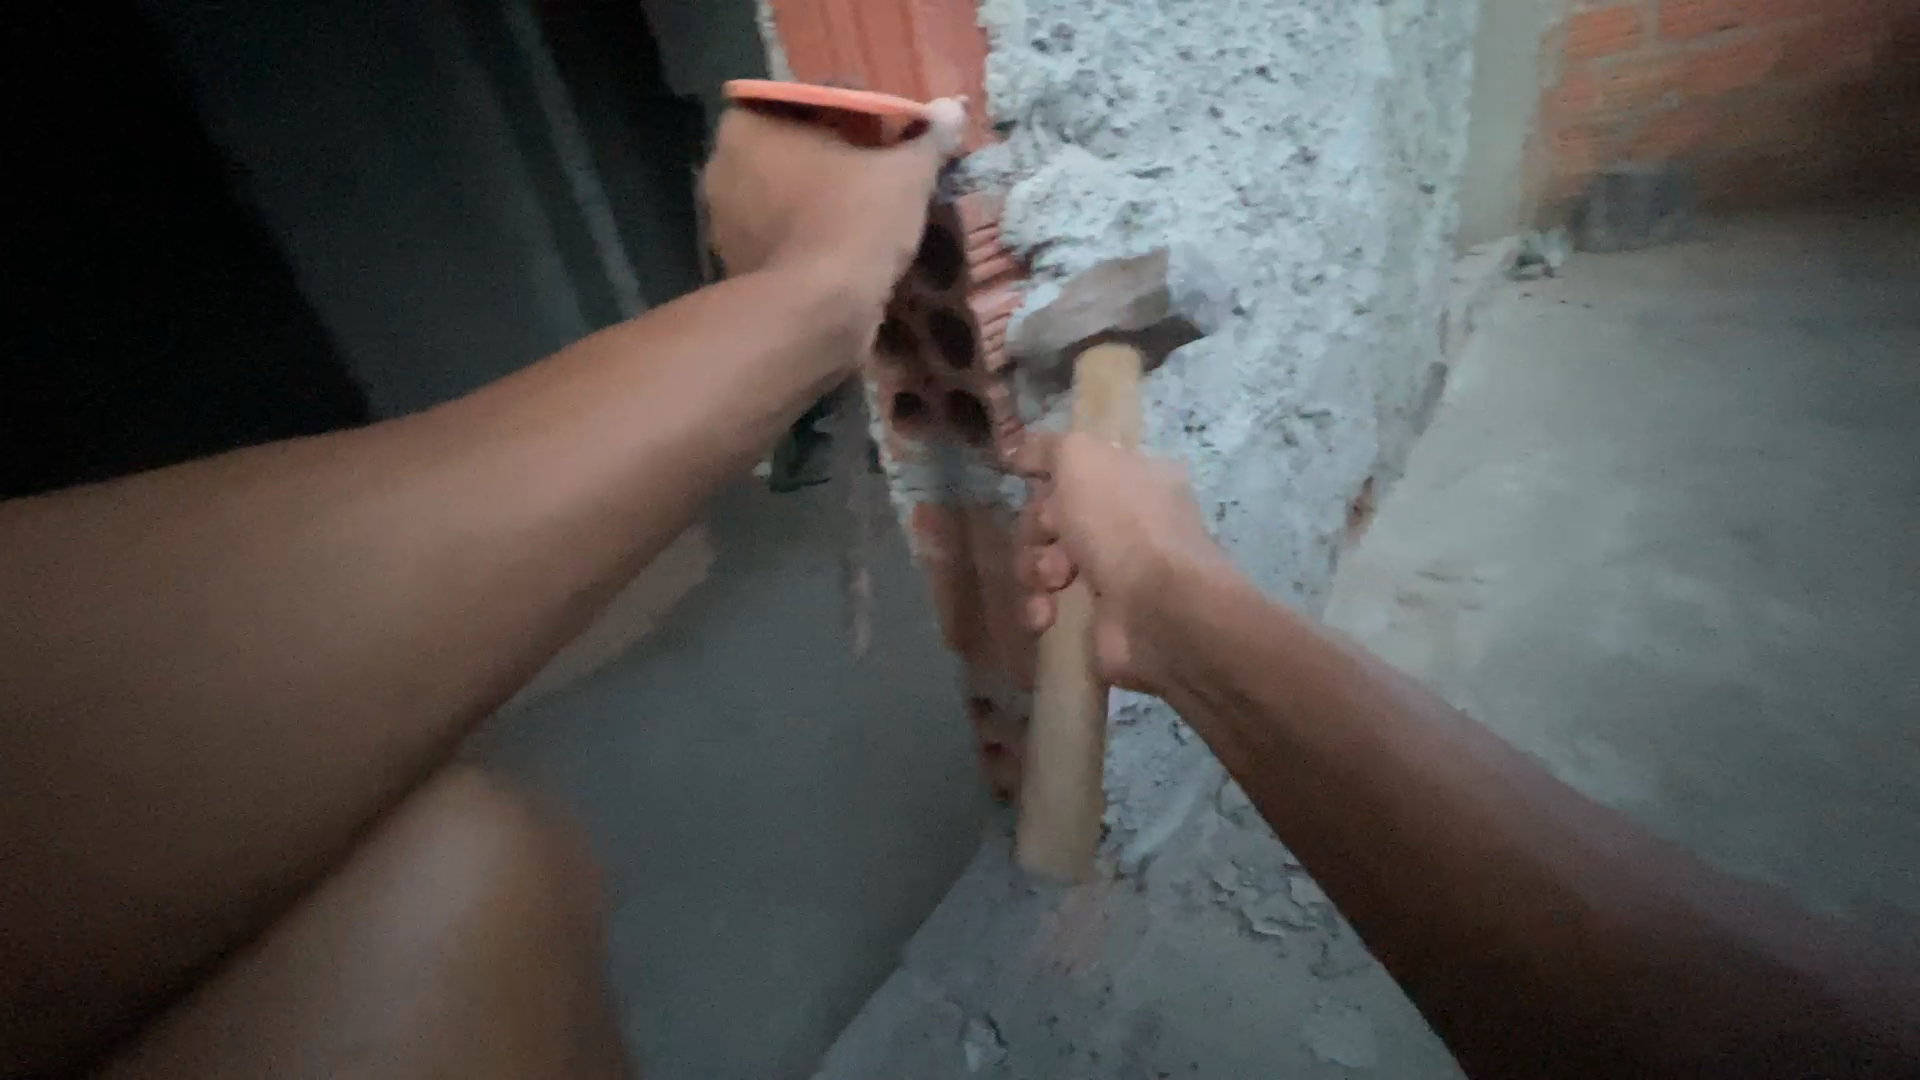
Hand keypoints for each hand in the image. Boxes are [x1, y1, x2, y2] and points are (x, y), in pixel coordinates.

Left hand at [701, 97, 965, 306]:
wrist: (818, 315)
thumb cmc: (853, 225)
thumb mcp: (905, 175)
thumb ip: (927, 139)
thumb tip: (952, 109)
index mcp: (748, 126)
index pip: (811, 99)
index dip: (860, 110)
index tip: (892, 132)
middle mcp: (723, 170)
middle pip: (796, 150)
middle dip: (839, 158)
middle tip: (884, 172)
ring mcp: (727, 226)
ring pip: (789, 199)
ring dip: (826, 202)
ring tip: (872, 214)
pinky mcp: (743, 272)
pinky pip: (786, 240)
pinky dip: (814, 240)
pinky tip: (849, 250)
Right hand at [1016, 433, 1230, 692]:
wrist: (1159, 611)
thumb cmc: (1121, 525)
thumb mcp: (1080, 459)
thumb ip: (1047, 447)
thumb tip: (1015, 449)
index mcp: (1133, 476)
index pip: (1073, 469)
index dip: (1047, 479)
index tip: (1032, 486)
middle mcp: (1126, 520)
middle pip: (1051, 516)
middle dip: (1037, 530)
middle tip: (1050, 539)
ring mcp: (1113, 570)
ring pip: (1043, 560)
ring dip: (1035, 571)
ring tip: (1052, 583)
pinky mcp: (1097, 614)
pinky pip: (1048, 602)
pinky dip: (1040, 607)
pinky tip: (1046, 614)